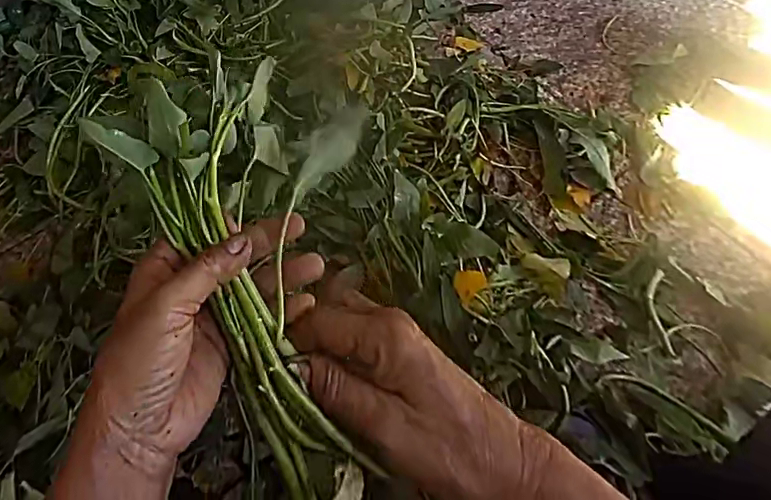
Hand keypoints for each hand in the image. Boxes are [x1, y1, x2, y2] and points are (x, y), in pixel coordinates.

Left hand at [52, 215, 324, 498]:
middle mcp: (192, 284)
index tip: (261, 218)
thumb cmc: (137, 358)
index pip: (204, 232)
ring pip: (253, 287)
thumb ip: (207, 270)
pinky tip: (306, 303)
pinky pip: (261, 321)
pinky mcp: (230, 346)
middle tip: (298, 227)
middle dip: (266, 242)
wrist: (136, 431)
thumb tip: (242, 239)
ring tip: (315, 264)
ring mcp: (213, 315)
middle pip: (235, 256)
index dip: (231, 224)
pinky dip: (284, 311)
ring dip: (282, 274)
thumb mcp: (166, 304)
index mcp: (167, 266)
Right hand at [293, 274, 621, 499]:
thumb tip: (292, 366)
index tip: (265, 362)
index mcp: (384, 333)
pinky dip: (336, 347)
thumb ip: (339, 392)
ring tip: (301, 374)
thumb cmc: (450, 450)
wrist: (505, 461)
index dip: (288, 338)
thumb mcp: (389, 429)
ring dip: (317, 339)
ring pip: (339, 317)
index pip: (318, 319)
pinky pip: (355, 332)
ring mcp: (395, 329)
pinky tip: (329, 375)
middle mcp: (387, 318)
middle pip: (327, 309)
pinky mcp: (400, 345)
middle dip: (300, 333)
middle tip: (281, 368)